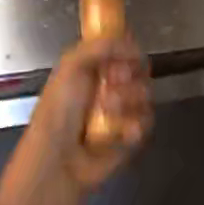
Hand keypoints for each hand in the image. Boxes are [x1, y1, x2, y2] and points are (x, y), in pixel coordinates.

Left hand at [20, 36, 151, 191]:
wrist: (57, 160)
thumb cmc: (59, 109)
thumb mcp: (71, 65)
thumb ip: (102, 45)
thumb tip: (132, 44)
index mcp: (91, 67)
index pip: (122, 48)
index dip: (127, 49)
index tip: (125, 55)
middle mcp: (107, 86)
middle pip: (139, 69)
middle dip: (129, 74)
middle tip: (114, 82)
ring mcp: (120, 112)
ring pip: (145, 93)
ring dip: (128, 100)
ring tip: (109, 111)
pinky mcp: (129, 137)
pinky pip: (146, 121)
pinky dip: (135, 125)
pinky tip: (122, 131)